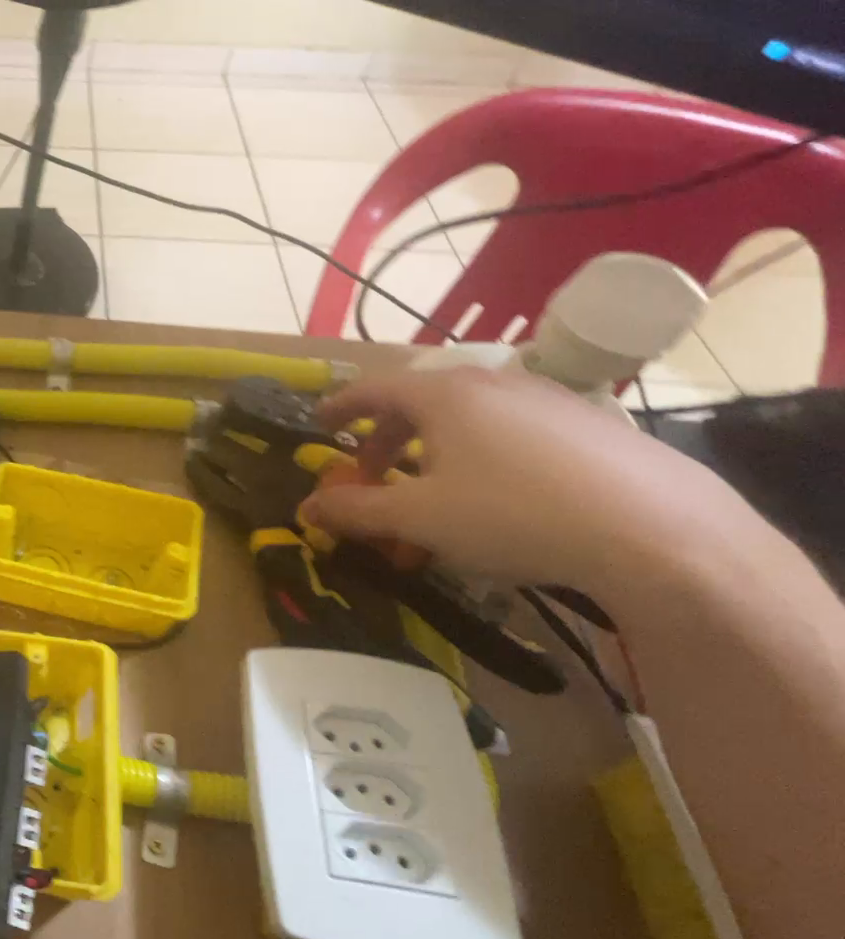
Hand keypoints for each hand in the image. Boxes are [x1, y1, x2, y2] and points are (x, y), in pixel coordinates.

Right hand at [298, 367, 755, 592]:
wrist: (654, 531)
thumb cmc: (511, 513)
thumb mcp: (415, 517)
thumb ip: (354, 509)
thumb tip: (307, 506)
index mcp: (446, 395)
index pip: (376, 387)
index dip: (342, 406)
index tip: (319, 422)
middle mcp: (495, 385)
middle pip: (421, 404)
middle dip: (385, 441)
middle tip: (370, 476)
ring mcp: (549, 403)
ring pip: (468, 424)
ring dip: (432, 457)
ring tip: (429, 499)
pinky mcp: (589, 429)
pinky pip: (511, 437)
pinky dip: (479, 462)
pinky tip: (492, 504)